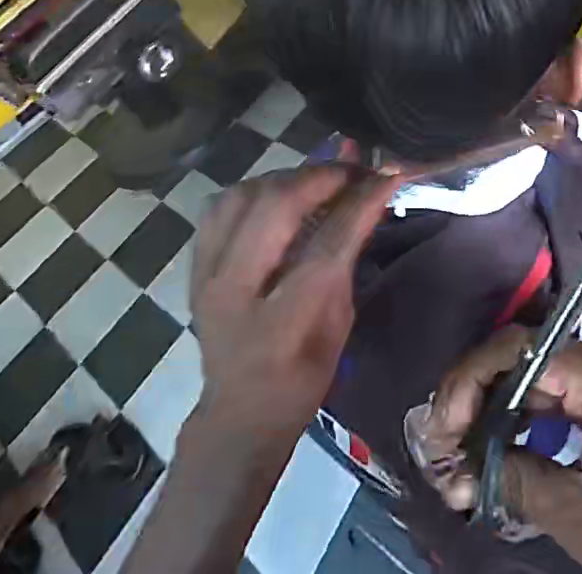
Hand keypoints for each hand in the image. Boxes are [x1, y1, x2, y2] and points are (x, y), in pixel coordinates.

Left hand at [126, 166, 398, 573]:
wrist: (238, 411)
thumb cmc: (302, 378)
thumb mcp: (338, 327)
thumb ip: (346, 260)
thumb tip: (364, 198)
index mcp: (281, 323)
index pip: (326, 245)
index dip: (360, 203)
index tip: (387, 174)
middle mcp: (234, 291)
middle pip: (275, 207)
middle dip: (320, 177)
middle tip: (352, 169)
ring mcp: (206, 275)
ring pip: (243, 195)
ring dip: (287, 177)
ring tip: (317, 177)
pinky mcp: (194, 265)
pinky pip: (221, 205)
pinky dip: (255, 188)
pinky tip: (279, 190)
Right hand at [413, 328, 581, 573]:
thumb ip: (514, 479)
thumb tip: (452, 467)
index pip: (514, 353)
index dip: (470, 384)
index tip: (443, 431)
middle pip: (515, 361)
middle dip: (472, 400)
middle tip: (440, 446)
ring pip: (525, 381)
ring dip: (488, 415)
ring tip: (456, 457)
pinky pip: (545, 402)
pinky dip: (514, 427)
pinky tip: (490, 456)